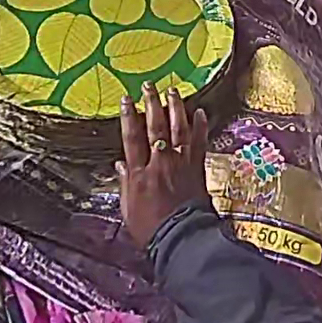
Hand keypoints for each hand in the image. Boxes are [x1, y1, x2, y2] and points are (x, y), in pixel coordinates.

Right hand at [117, 81, 211, 248]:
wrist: (181, 236)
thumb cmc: (150, 227)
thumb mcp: (128, 208)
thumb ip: (125, 183)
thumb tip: (121, 164)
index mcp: (140, 172)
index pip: (132, 138)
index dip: (129, 117)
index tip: (128, 100)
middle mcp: (160, 161)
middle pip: (155, 126)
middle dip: (152, 104)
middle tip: (150, 86)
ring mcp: (181, 161)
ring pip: (178, 128)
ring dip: (176, 108)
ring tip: (173, 91)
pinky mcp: (197, 165)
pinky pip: (199, 140)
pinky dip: (200, 125)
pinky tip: (200, 111)